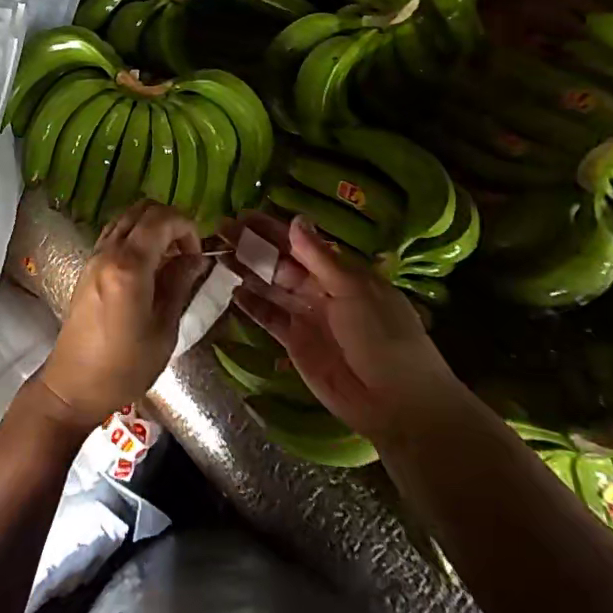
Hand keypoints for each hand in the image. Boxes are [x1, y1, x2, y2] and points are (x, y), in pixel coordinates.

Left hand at [35, 201, 211, 429]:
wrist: (73, 388)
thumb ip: (179, 285)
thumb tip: (195, 259)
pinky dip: (135, 236)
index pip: (162, 220)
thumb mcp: (163, 330)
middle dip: (171, 221)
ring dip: (152, 226)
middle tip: (186, 251)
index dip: (188, 228)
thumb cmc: (124, 367)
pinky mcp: (87, 269)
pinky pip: (114, 234)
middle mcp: (108, 252)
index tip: (198, 256)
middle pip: (143, 210)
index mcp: (129, 266)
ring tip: (169, 258)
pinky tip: (147, 265)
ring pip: (126, 218)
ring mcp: (94, 258)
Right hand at [224, 213, 467, 444]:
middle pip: (281, 263)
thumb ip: (320, 257)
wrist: (394, 399)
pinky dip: (252, 305)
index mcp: (340, 271)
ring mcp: (306, 315)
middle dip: (253, 246)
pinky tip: (233, 291)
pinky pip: (269, 318)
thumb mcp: (354, 289)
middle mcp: (320, 288)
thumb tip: (295, 220)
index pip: (300, 243)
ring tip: (218, 253)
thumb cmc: (383, 335)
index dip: (273, 229)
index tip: (245, 213)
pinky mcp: (295, 342)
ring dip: (247, 271)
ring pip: (271, 287)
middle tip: (222, 228)